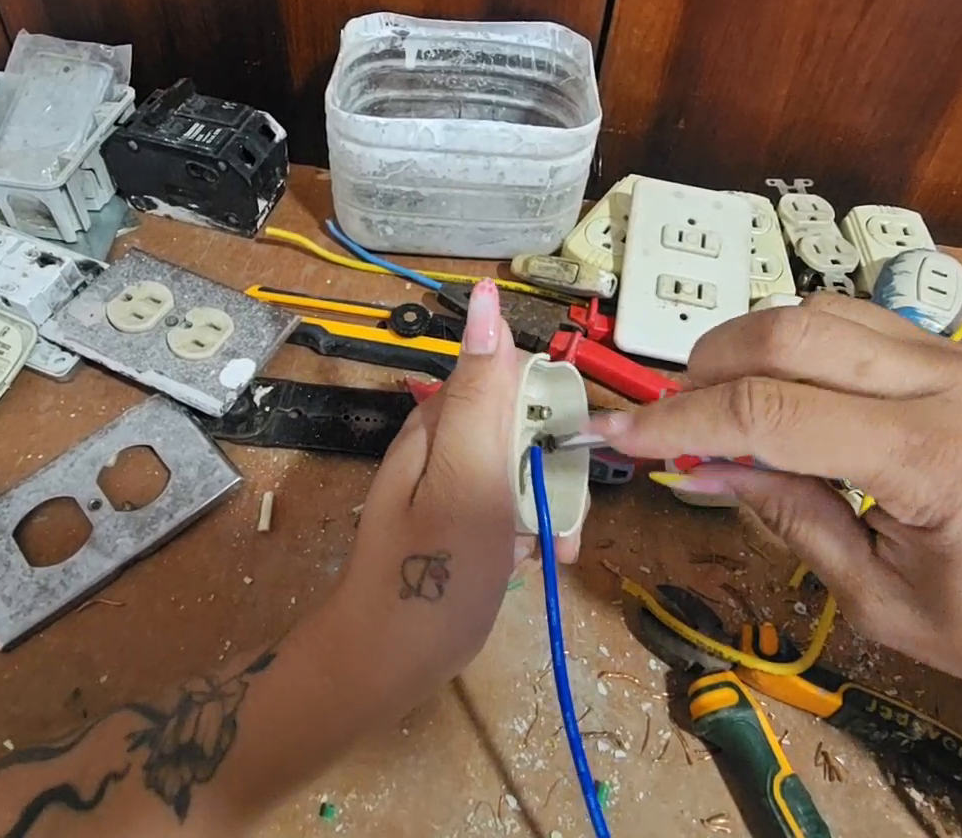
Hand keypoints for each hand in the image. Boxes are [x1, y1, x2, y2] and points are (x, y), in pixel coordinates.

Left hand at [333, 280, 576, 697]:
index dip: (547, 403)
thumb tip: (485, 300)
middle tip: (564, 514)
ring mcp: (449, 483)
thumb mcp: (469, 475)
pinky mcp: (457, 520)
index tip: (571, 448)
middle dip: (552, 464)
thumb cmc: (436, 570)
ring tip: (557, 548)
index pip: (506, 372)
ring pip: (518, 468)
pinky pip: (505, 505)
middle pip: (518, 423)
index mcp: (441, 421)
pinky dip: (527, 528)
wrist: (389, 661)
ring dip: (546, 502)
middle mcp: (443, 443)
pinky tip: (535, 559)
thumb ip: (483, 392)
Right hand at [589, 294, 961, 723]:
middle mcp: (952, 384)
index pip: (768, 412)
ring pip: (818, 310)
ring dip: (747, 346)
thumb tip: (704, 469)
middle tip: (669, 421)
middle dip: (704, 368)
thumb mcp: (887, 604)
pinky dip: (797, 345)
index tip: (617, 434)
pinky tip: (785, 391)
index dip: (677, 423)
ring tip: (720, 404)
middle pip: (788, 331)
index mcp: (936, 459)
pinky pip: (858, 323)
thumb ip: (789, 517)